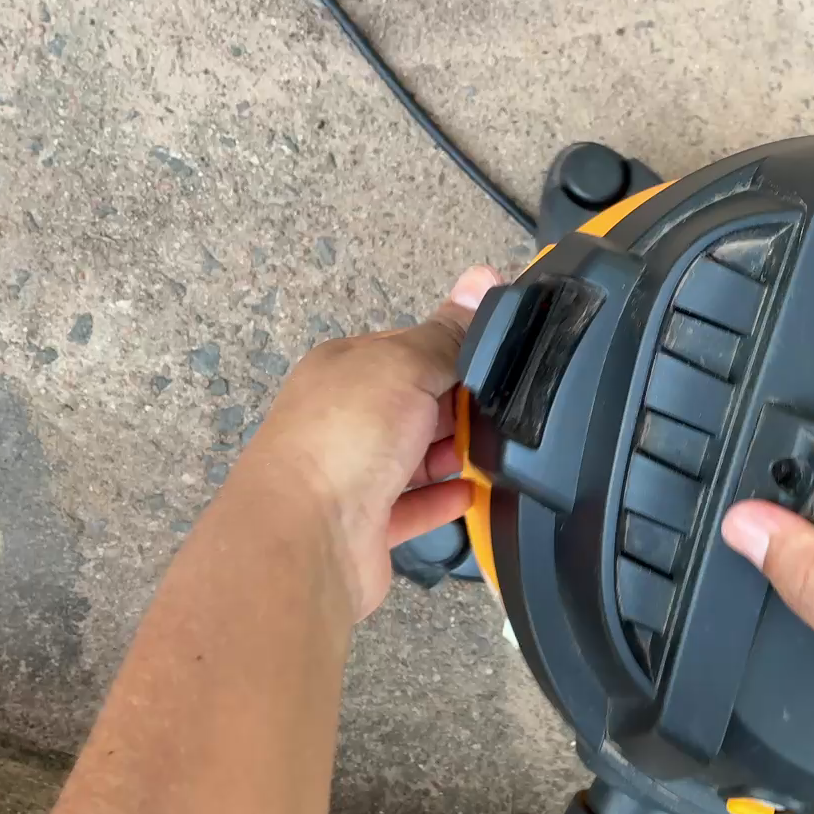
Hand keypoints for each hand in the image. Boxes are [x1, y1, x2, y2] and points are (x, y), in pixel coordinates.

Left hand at [227, 265, 501, 619]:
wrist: (306, 538)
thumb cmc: (348, 437)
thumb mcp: (404, 365)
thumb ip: (448, 334)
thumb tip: (483, 276)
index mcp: (347, 369)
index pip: (409, 349)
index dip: (453, 353)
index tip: (498, 363)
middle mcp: (346, 417)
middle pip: (416, 404)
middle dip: (458, 406)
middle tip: (506, 409)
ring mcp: (355, 473)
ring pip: (416, 456)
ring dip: (453, 453)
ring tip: (496, 451)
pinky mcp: (369, 523)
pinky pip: (414, 505)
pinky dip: (442, 498)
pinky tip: (471, 492)